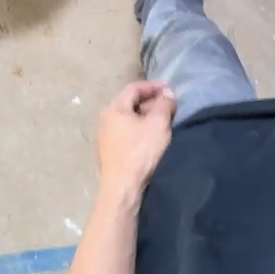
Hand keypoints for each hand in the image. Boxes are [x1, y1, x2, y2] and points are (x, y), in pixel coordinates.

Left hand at [95, 81, 176, 200]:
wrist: (122, 187)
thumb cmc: (140, 152)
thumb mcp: (158, 124)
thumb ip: (164, 104)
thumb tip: (168, 93)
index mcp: (115, 108)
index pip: (134, 88)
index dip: (154, 86)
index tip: (170, 89)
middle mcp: (106, 118)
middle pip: (130, 102)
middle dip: (151, 101)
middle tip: (168, 104)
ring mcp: (105, 136)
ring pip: (128, 118)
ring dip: (145, 115)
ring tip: (162, 120)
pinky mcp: (108, 151)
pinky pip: (125, 131)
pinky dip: (139, 128)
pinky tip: (150, 137)